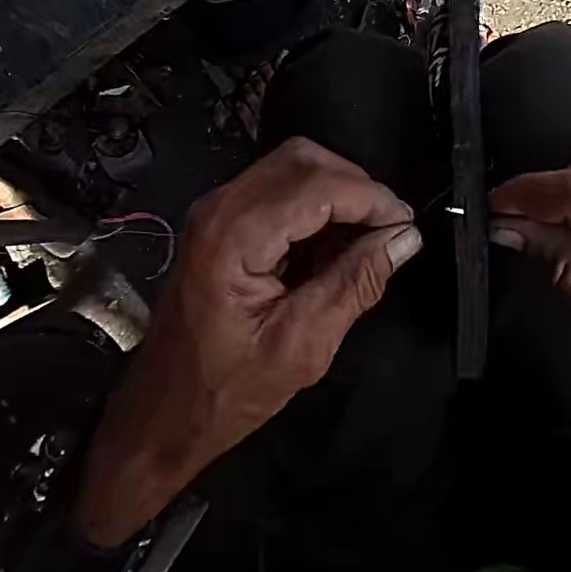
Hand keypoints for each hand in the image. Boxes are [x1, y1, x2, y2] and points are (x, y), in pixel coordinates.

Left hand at [72, 137, 423, 545]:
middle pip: (302, 160)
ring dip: (339, 196)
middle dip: (356, 187)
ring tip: (369, 241)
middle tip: (390, 230)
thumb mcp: (301, 346)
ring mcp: (217, 213)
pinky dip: (317, 209)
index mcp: (232, 237)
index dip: (370, 197)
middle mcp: (219, 209)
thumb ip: (354, 284)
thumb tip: (403, 240)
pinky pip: (279, 193)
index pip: (315, 184)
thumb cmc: (223, 391)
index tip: (406, 226)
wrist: (164, 411)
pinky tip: (337, 246)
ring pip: (292, 170)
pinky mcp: (222, 225)